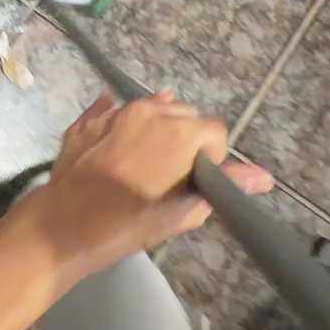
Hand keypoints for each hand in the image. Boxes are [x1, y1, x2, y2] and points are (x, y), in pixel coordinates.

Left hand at [16, 90, 273, 276]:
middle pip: (183, 113)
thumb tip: (264, 176)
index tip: (199, 179)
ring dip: (156, 126)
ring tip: (149, 159)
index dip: (213, 156)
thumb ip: (224, 186)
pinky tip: (119, 141)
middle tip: (176, 172)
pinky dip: (121, 122)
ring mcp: (112, 111)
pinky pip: (111, 110)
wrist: (65, 222)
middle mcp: (146, 110)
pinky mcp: (85, 120)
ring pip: (148, 106)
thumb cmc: (129, 222)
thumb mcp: (182, 210)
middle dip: (187, 137)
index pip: (214, 130)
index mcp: (177, 131)